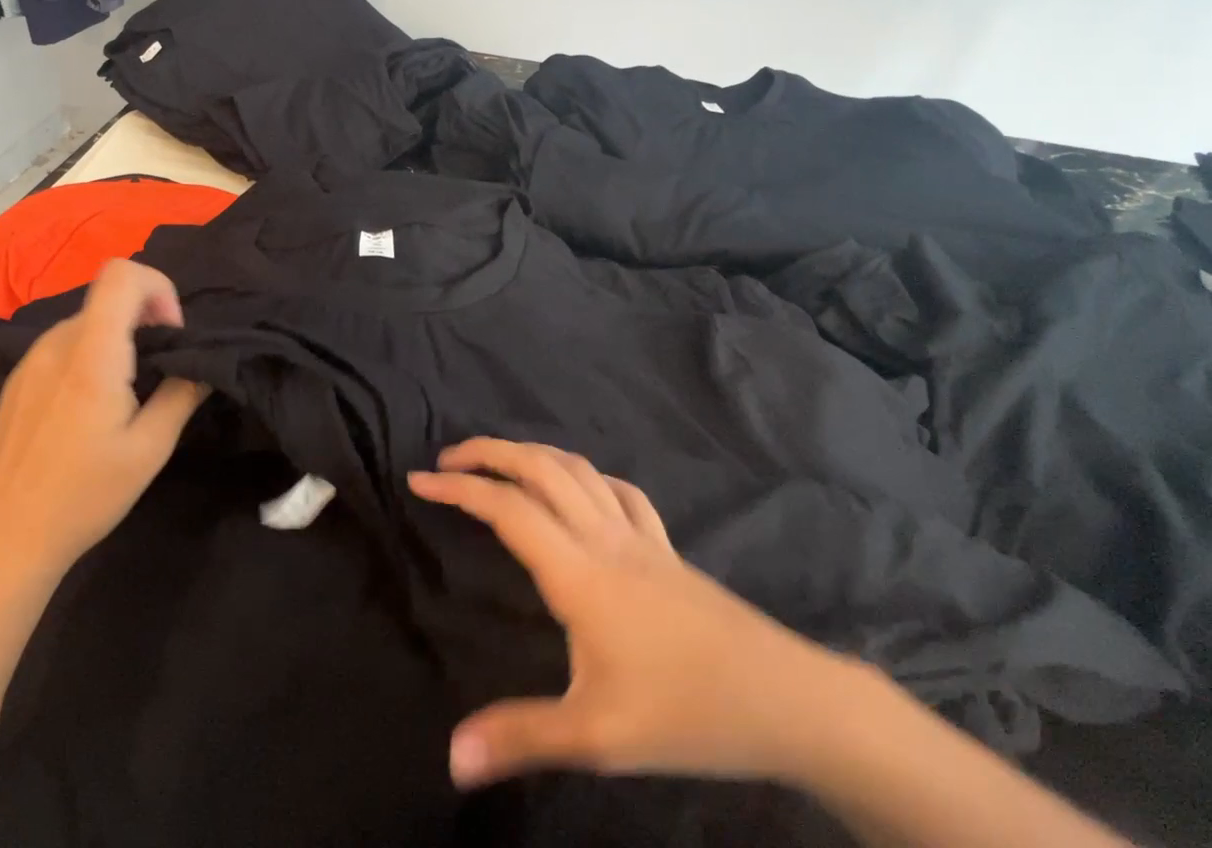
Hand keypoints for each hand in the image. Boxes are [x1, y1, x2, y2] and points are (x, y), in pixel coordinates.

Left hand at [0, 259, 208, 577]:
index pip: (122, 274)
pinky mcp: (16, 382)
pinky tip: (89, 414)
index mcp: (90, 355)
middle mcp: (54, 345)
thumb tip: (202, 364)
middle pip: (107, 300)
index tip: (173, 337)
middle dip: (144, 324)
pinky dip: (89, 359)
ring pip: (85, 325)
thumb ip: (181, 395)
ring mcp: (28, 362)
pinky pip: (62, 349)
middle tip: (160, 378)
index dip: (159, 289)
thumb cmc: (85, 496)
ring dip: (117, 343)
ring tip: (126, 401)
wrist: (5, 535)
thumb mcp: (149, 450)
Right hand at [409, 439, 857, 788]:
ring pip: (582, 471)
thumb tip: (451, 758)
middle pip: (544, 469)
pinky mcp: (670, 552)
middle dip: (491, 452)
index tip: (418, 481)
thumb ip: (521, 738)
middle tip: (448, 457)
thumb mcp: (599, 737)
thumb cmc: (691, 715)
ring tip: (500, 464)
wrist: (793, 703)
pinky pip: (621, 493)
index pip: (508, 509)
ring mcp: (644, 542)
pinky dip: (586, 476)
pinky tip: (582, 492)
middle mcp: (608, 542)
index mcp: (581, 574)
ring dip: (535, 455)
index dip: (459, 488)